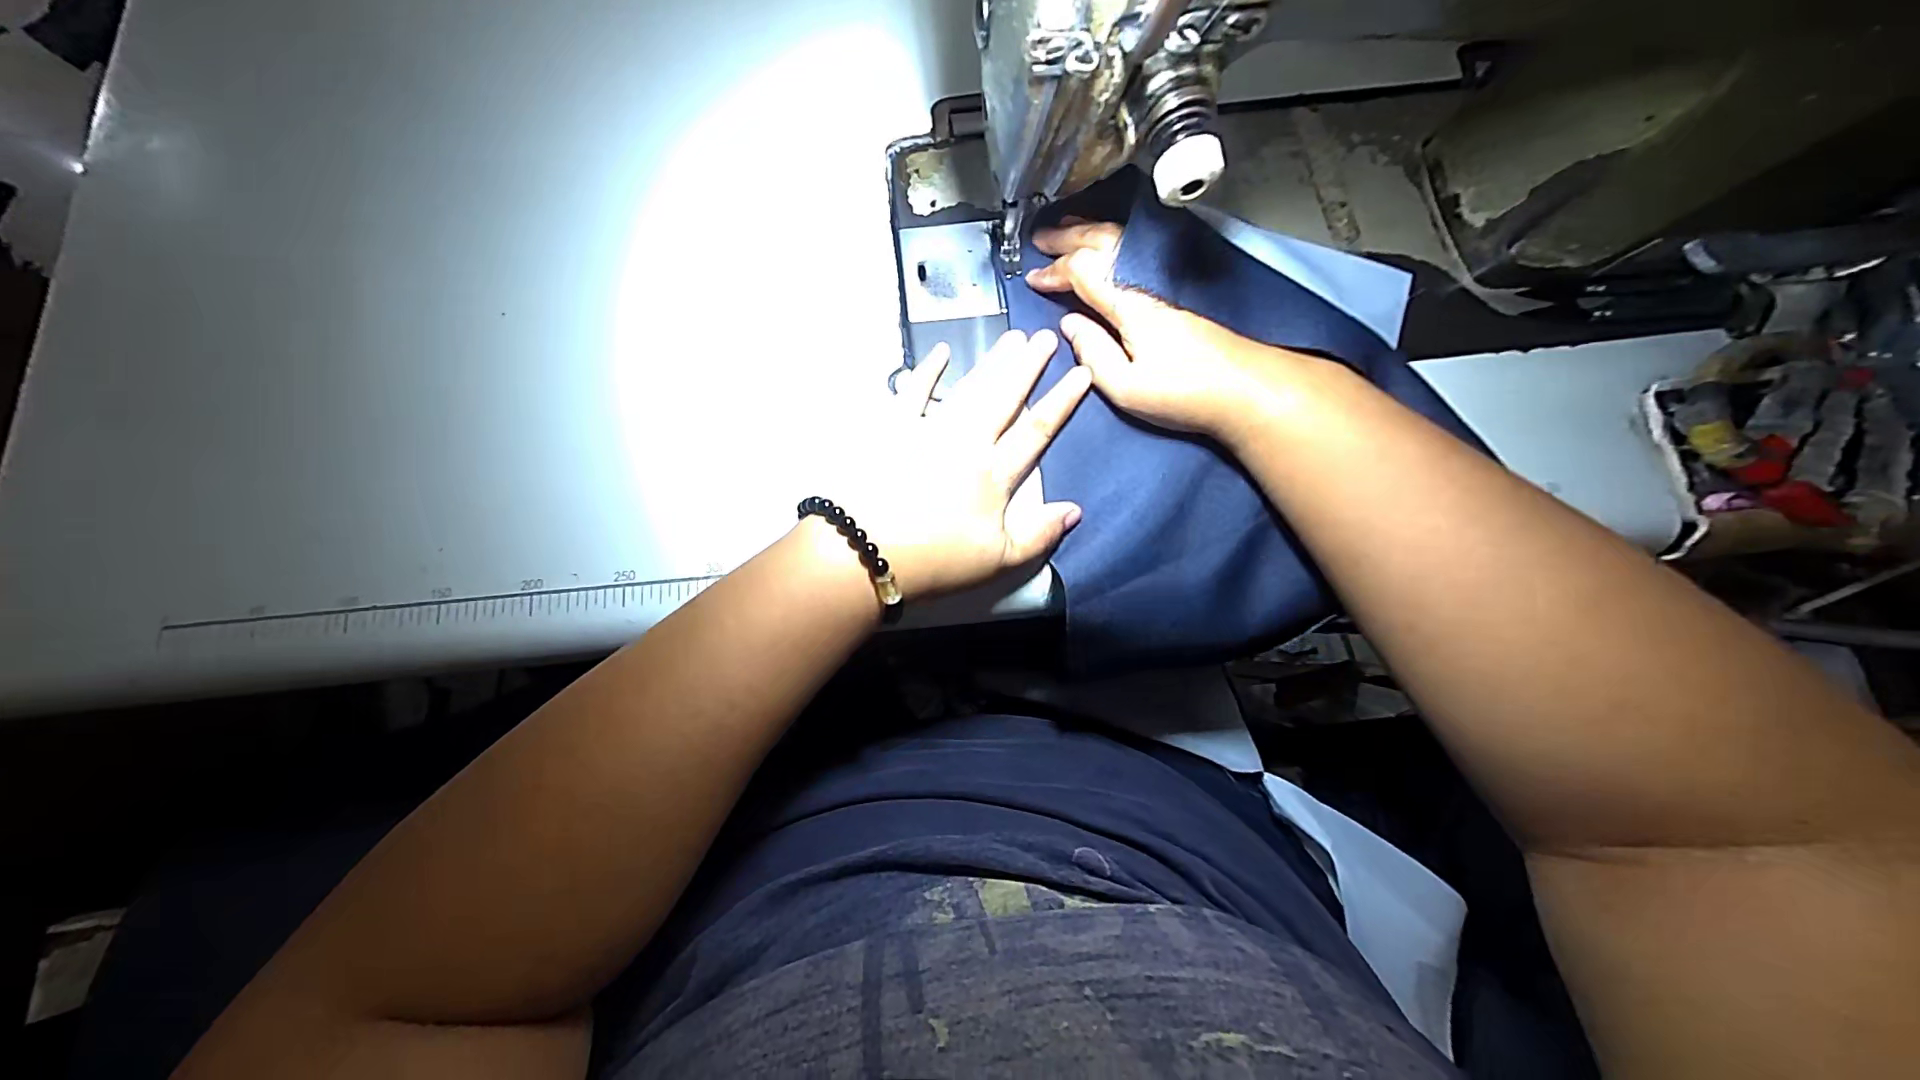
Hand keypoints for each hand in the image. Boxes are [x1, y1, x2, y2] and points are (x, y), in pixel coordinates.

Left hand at [827, 329, 1091, 600]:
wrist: (865, 550)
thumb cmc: (936, 561)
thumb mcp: (998, 560)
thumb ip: (1039, 535)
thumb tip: (1075, 511)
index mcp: (994, 475)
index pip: (1036, 431)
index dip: (1061, 401)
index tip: (1081, 373)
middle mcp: (966, 444)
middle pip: (1004, 398)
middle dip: (1029, 366)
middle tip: (1046, 337)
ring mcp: (928, 432)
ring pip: (968, 389)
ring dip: (992, 363)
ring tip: (1011, 339)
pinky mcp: (893, 430)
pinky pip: (913, 393)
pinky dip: (927, 372)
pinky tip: (940, 353)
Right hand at [1027, 222, 1318, 441]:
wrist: (1246, 389)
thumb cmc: (1187, 393)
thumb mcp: (1126, 387)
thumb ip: (1092, 354)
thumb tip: (1069, 326)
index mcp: (1130, 306)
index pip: (1084, 272)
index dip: (1055, 271)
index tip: (1033, 276)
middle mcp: (1146, 288)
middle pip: (1103, 246)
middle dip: (1068, 238)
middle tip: (1042, 236)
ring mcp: (1162, 291)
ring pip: (1122, 246)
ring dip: (1091, 235)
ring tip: (1069, 232)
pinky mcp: (1173, 301)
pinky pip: (1133, 259)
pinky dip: (1111, 248)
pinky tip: (1107, 256)